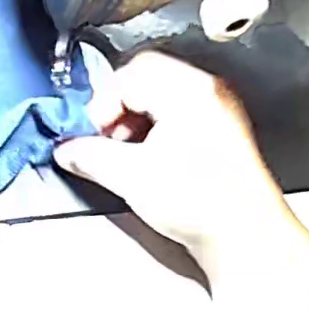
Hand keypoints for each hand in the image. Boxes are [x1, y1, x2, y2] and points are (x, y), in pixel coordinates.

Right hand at [53, 51, 297, 267]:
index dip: (103, 104)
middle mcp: (207, 93)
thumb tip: (67, 150)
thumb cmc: (201, 203)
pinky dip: (155, 135)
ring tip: (127, 159)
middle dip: (117, 114)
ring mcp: (217, 112)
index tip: (93, 134)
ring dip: (134, 125)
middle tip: (106, 145)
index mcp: (187, 90)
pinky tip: (149, 165)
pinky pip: (178, 119)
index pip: (130, 73)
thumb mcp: (130, 177)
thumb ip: (90, 157)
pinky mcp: (220, 135)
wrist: (241, 235)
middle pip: (146, 82)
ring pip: (161, 101)